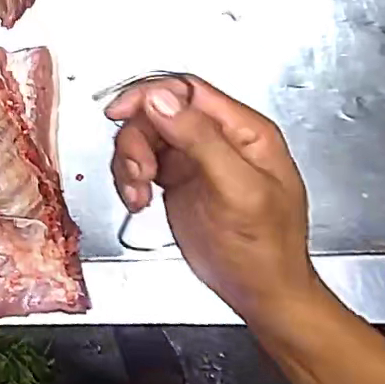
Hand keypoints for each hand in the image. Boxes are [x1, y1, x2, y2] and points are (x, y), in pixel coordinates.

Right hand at [105, 75, 323, 324]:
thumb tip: (160, 99)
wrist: (260, 293)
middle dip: (136, 141)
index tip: (120, 113)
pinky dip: (128, 178)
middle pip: (156, 113)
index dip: (148, 96)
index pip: (186, 90)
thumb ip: (200, 139)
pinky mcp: (175, 177)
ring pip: (142, 136)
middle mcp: (216, 138)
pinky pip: (138, 161)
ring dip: (128, 162)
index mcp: (242, 131)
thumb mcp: (237, 190)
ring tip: (137, 191)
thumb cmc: (264, 249)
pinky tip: (138, 198)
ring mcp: (194, 157)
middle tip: (138, 172)